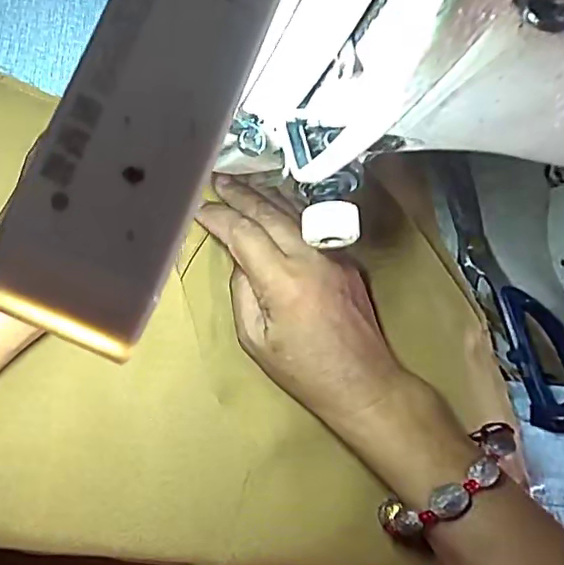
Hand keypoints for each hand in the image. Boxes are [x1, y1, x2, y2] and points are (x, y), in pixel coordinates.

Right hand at [194, 174, 417, 434]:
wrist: (364, 384)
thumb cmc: (304, 371)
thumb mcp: (255, 339)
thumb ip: (243, 293)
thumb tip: (240, 263)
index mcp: (283, 282)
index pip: (243, 234)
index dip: (218, 217)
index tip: (198, 209)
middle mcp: (311, 260)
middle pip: (269, 213)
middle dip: (240, 194)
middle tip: (218, 181)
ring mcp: (333, 257)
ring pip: (294, 213)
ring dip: (265, 195)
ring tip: (241, 184)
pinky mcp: (346, 261)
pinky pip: (310, 227)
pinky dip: (286, 211)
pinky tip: (273, 207)